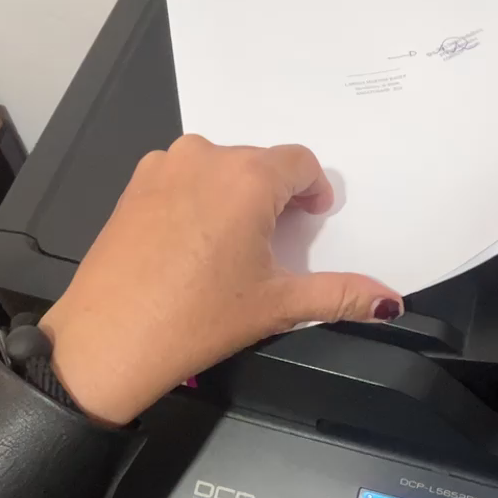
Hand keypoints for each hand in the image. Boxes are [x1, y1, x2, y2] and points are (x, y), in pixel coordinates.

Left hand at [38, 136, 401, 424]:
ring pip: (218, 170)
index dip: (313, 191)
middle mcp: (204, 158)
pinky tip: (193, 247)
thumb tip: (388, 303)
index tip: (312, 218)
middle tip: (273, 247)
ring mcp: (163, 167)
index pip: (300, 162)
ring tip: (231, 250)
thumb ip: (341, 296)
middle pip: (259, 165)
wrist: (109, 340)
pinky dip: (198, 201)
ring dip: (235, 198)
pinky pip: (182, 179)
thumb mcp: (278, 306)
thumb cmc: (194, 320)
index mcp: (247, 178)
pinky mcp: (134, 186)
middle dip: (274, 199)